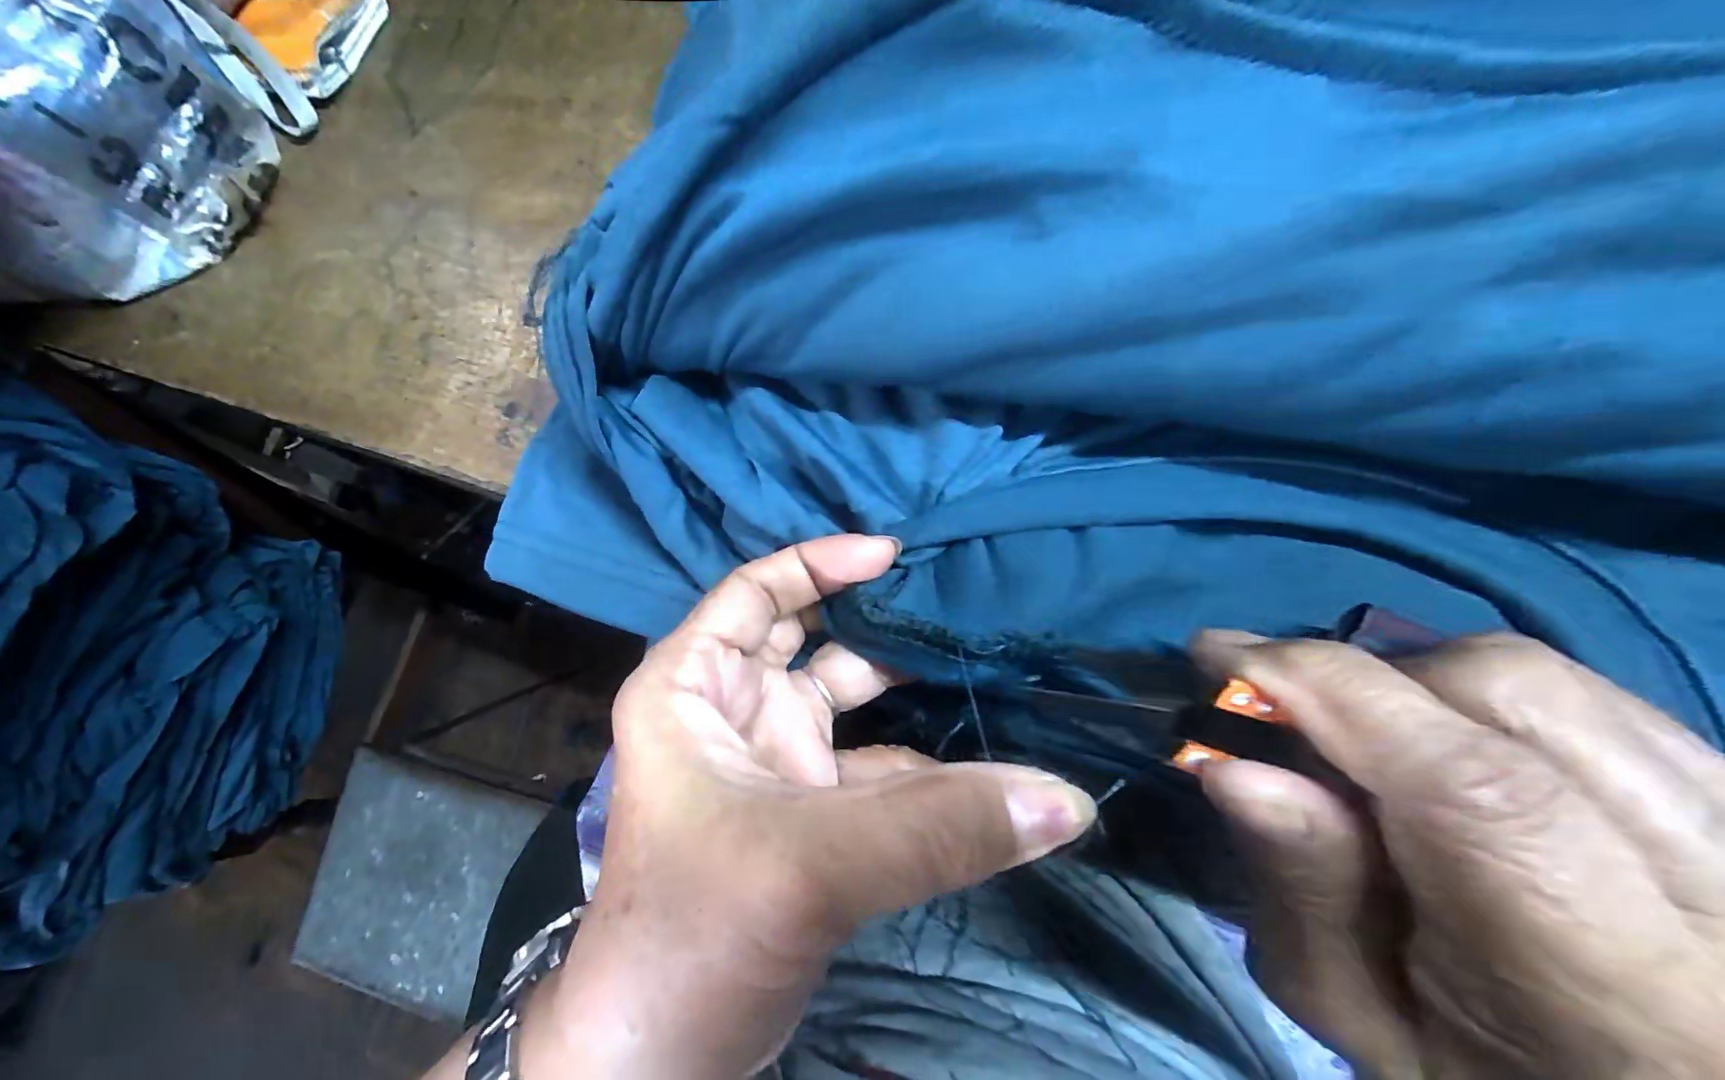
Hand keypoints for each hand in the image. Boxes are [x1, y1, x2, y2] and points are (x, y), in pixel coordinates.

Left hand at [517, 535, 1095, 1079]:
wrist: (657, 1060)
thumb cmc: (695, 930)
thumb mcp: (809, 863)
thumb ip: (937, 829)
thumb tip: (1067, 798)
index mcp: (691, 687)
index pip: (753, 593)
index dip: (816, 563)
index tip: (892, 554)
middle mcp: (729, 713)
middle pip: (805, 638)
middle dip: (872, 619)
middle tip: (952, 603)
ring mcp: (769, 765)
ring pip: (846, 706)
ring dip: (909, 694)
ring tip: (986, 666)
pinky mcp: (804, 817)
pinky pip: (871, 772)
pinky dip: (923, 771)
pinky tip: (986, 772)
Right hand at [1194, 631, 1724, 1079]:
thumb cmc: (1469, 1070)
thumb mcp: (1354, 1010)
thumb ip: (1301, 891)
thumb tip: (1230, 767)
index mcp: (1620, 988)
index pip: (1472, 784)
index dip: (1330, 692)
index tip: (1220, 659)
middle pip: (1515, 694)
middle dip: (1359, 677)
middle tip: (1280, 706)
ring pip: (1549, 678)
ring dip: (1411, 682)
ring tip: (1357, 731)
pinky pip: (1586, 694)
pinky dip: (1471, 696)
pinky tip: (1438, 742)